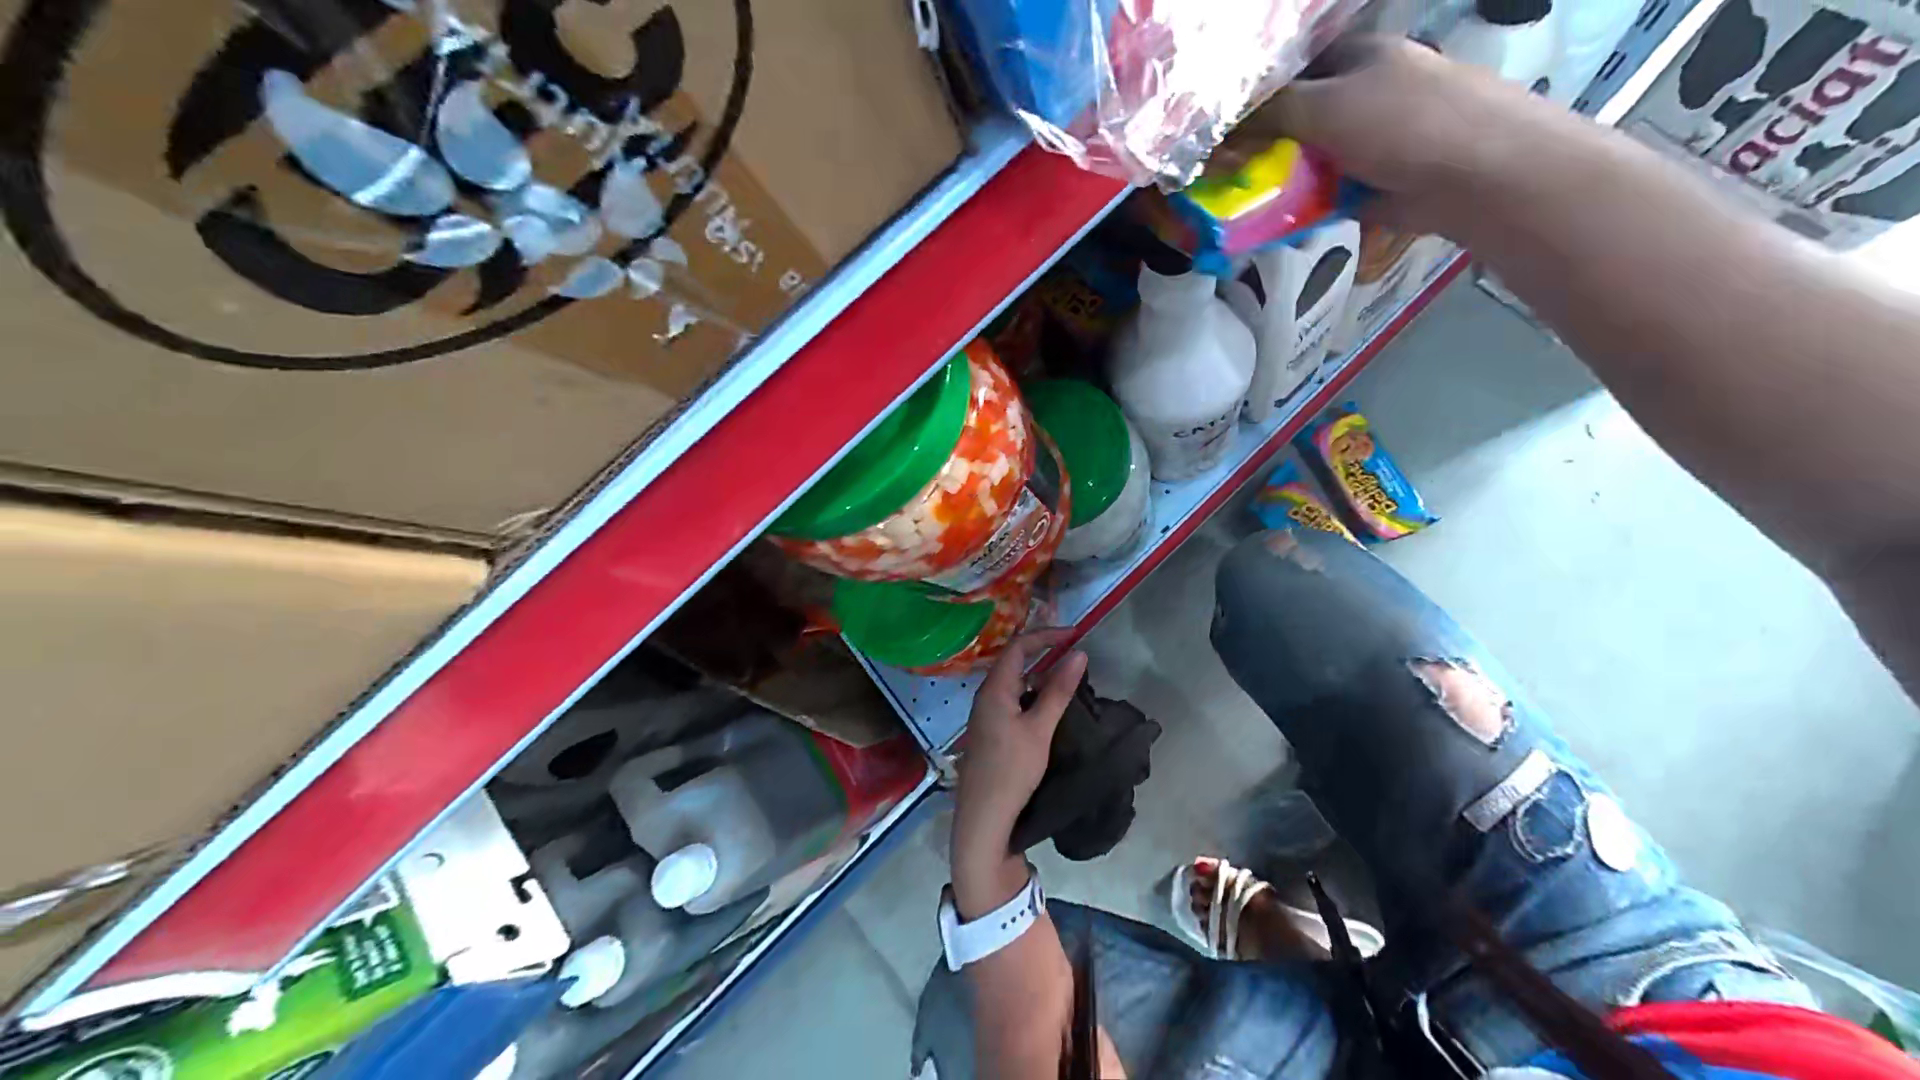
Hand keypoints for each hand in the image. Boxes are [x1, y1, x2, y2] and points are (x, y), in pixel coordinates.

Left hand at [948, 632, 1087, 917]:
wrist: (984, 817)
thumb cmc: (1012, 770)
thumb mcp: (1039, 729)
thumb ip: (1058, 690)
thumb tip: (1079, 653)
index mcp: (994, 689)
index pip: (1019, 647)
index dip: (1046, 636)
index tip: (1075, 635)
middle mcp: (985, 696)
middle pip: (1014, 662)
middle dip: (1043, 652)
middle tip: (1074, 653)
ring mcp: (986, 714)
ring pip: (1014, 682)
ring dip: (1039, 675)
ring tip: (1068, 677)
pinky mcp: (990, 731)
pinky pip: (1012, 699)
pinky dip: (1032, 694)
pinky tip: (1049, 706)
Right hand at [1215, 36, 1564, 235]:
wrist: (1471, 174)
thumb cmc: (1403, 121)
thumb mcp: (1327, 106)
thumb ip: (1270, 113)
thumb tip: (1217, 127)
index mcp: (1351, 59)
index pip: (1285, 70)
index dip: (1247, 95)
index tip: (1208, 125)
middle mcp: (1353, 96)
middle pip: (1287, 119)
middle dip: (1252, 144)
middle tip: (1209, 169)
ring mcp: (1357, 142)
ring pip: (1297, 159)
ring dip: (1267, 178)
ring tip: (1226, 198)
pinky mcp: (1359, 184)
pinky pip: (1311, 193)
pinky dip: (1289, 206)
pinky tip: (1258, 219)